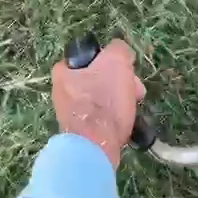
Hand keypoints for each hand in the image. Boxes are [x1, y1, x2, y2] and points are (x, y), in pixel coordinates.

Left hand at [51, 39, 145, 166]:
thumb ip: (118, 50)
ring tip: (133, 110)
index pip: (93, 58)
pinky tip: (124, 124)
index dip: (113, 63)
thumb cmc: (103, 101)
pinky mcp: (79, 131)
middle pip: (99, 78)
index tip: (126, 73)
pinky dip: (112, 119)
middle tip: (136, 92)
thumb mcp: (116, 62)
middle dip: (121, 83)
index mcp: (63, 71)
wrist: (96, 148)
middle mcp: (61, 91)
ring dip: (120, 101)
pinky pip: (100, 117)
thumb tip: (121, 53)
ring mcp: (70, 113)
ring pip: (102, 98)